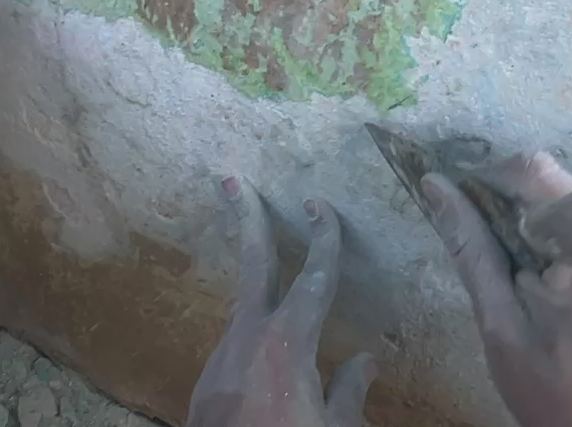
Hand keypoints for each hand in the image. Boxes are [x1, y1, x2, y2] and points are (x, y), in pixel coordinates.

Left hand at [188, 177, 377, 426]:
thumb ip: (350, 392)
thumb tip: (365, 361)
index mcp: (289, 342)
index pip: (315, 276)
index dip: (324, 238)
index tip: (321, 205)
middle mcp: (250, 336)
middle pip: (253, 262)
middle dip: (246, 217)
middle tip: (232, 180)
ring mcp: (222, 356)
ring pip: (245, 305)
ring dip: (257, 282)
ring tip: (267, 268)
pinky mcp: (207, 382)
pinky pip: (239, 345)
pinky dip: (256, 335)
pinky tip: (268, 357)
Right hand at [423, 154, 571, 426]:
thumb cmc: (563, 400)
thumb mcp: (502, 327)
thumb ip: (470, 249)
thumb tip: (434, 186)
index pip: (534, 172)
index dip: (487, 178)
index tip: (459, 206)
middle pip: (556, 181)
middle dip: (510, 200)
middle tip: (483, 242)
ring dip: (534, 215)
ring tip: (513, 263)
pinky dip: (562, 232)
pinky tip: (546, 274)